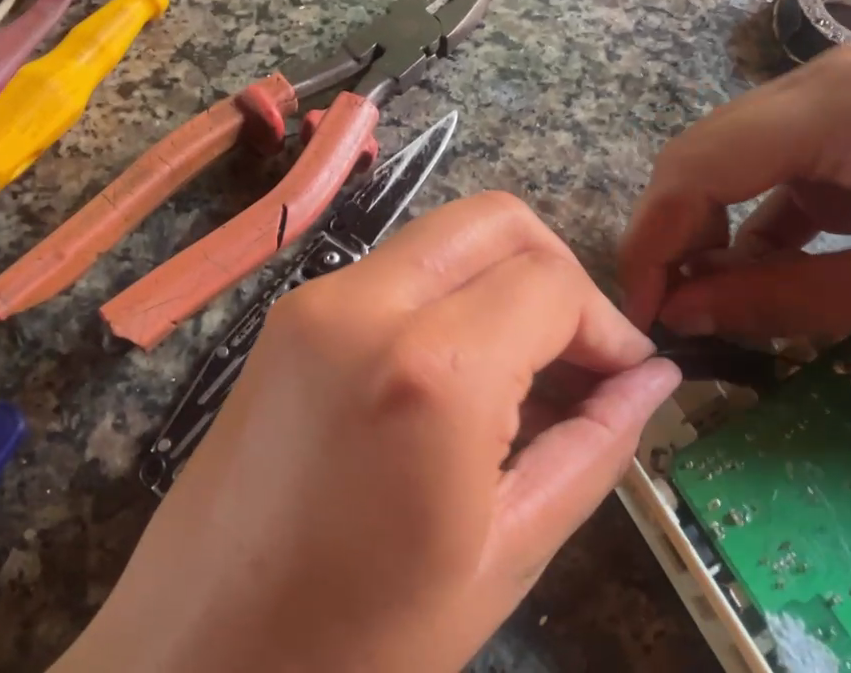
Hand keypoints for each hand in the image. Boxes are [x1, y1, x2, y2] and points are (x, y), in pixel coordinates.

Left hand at [60, 192, 680, 672]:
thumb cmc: (363, 636)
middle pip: (497, 222)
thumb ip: (595, 447)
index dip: (608, 324)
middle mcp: (364, 303)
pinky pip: (391, 270)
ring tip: (521, 375)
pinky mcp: (284, 316)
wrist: (197, 657)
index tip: (627, 376)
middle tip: (578, 356)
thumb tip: (653, 379)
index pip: (553, 284)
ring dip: (499, 281)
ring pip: (442, 236)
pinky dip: (444, 294)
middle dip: (557, 272)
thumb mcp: (506, 551)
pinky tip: (454, 375)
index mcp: (431, 367)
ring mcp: (313, 301)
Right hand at [619, 47, 850, 346]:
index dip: (655, 240)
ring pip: (734, 162)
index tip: (642, 313)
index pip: (700, 165)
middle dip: (675, 233)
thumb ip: (775, 298)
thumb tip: (676, 314)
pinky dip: (759, 223)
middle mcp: (826, 78)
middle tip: (667, 310)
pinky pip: (779, 171)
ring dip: (713, 229)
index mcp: (838, 103)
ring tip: (706, 299)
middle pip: (706, 154)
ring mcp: (843, 96)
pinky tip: (760, 273)